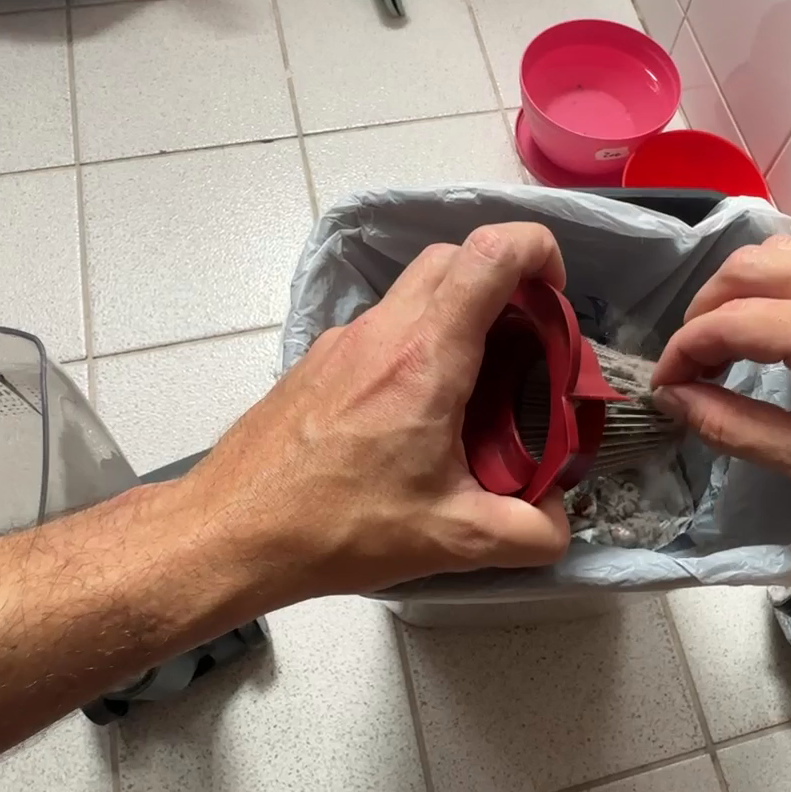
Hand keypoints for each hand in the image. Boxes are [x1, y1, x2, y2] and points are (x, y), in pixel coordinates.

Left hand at [177, 223, 572, 601]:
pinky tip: (417, 410)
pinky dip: (420, 341)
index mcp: (427, 357)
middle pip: (454, 256)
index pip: (491, 254)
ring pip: (416, 289)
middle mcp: (384, 331)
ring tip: (478, 383)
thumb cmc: (338, 526)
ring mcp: (345, 341)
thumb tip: (559, 521)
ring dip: (460, 311)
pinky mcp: (320, 360)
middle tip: (528, 339)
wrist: (231, 530)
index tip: (556, 297)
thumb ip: (529, 533)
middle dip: (505, 279)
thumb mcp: (452, 539)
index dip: (539, 251)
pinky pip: (384, 325)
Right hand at [649, 226, 790, 539]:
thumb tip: (673, 398)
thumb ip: (731, 426)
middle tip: (691, 364)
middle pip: (753, 267)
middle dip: (704, 312)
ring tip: (729, 339)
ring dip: (742, 288)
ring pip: (787, 249)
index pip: (735, 321)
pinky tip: (787, 311)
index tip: (664, 385)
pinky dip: (790, 272)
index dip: (683, 351)